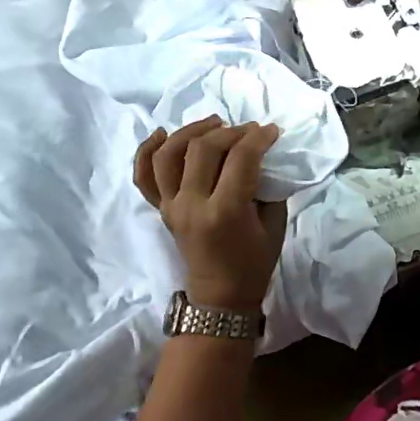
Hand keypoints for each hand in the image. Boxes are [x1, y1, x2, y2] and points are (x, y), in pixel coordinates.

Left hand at [136, 117, 285, 311]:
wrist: (221, 296)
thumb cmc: (255, 263)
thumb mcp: (274, 223)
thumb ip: (268, 187)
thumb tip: (264, 156)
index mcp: (225, 211)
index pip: (240, 159)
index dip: (259, 138)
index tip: (271, 131)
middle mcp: (192, 205)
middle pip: (204, 149)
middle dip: (231, 131)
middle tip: (249, 130)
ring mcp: (171, 207)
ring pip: (169, 155)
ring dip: (191, 132)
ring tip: (213, 124)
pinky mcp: (162, 210)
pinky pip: (144, 176)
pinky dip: (147, 150)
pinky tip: (163, 133)